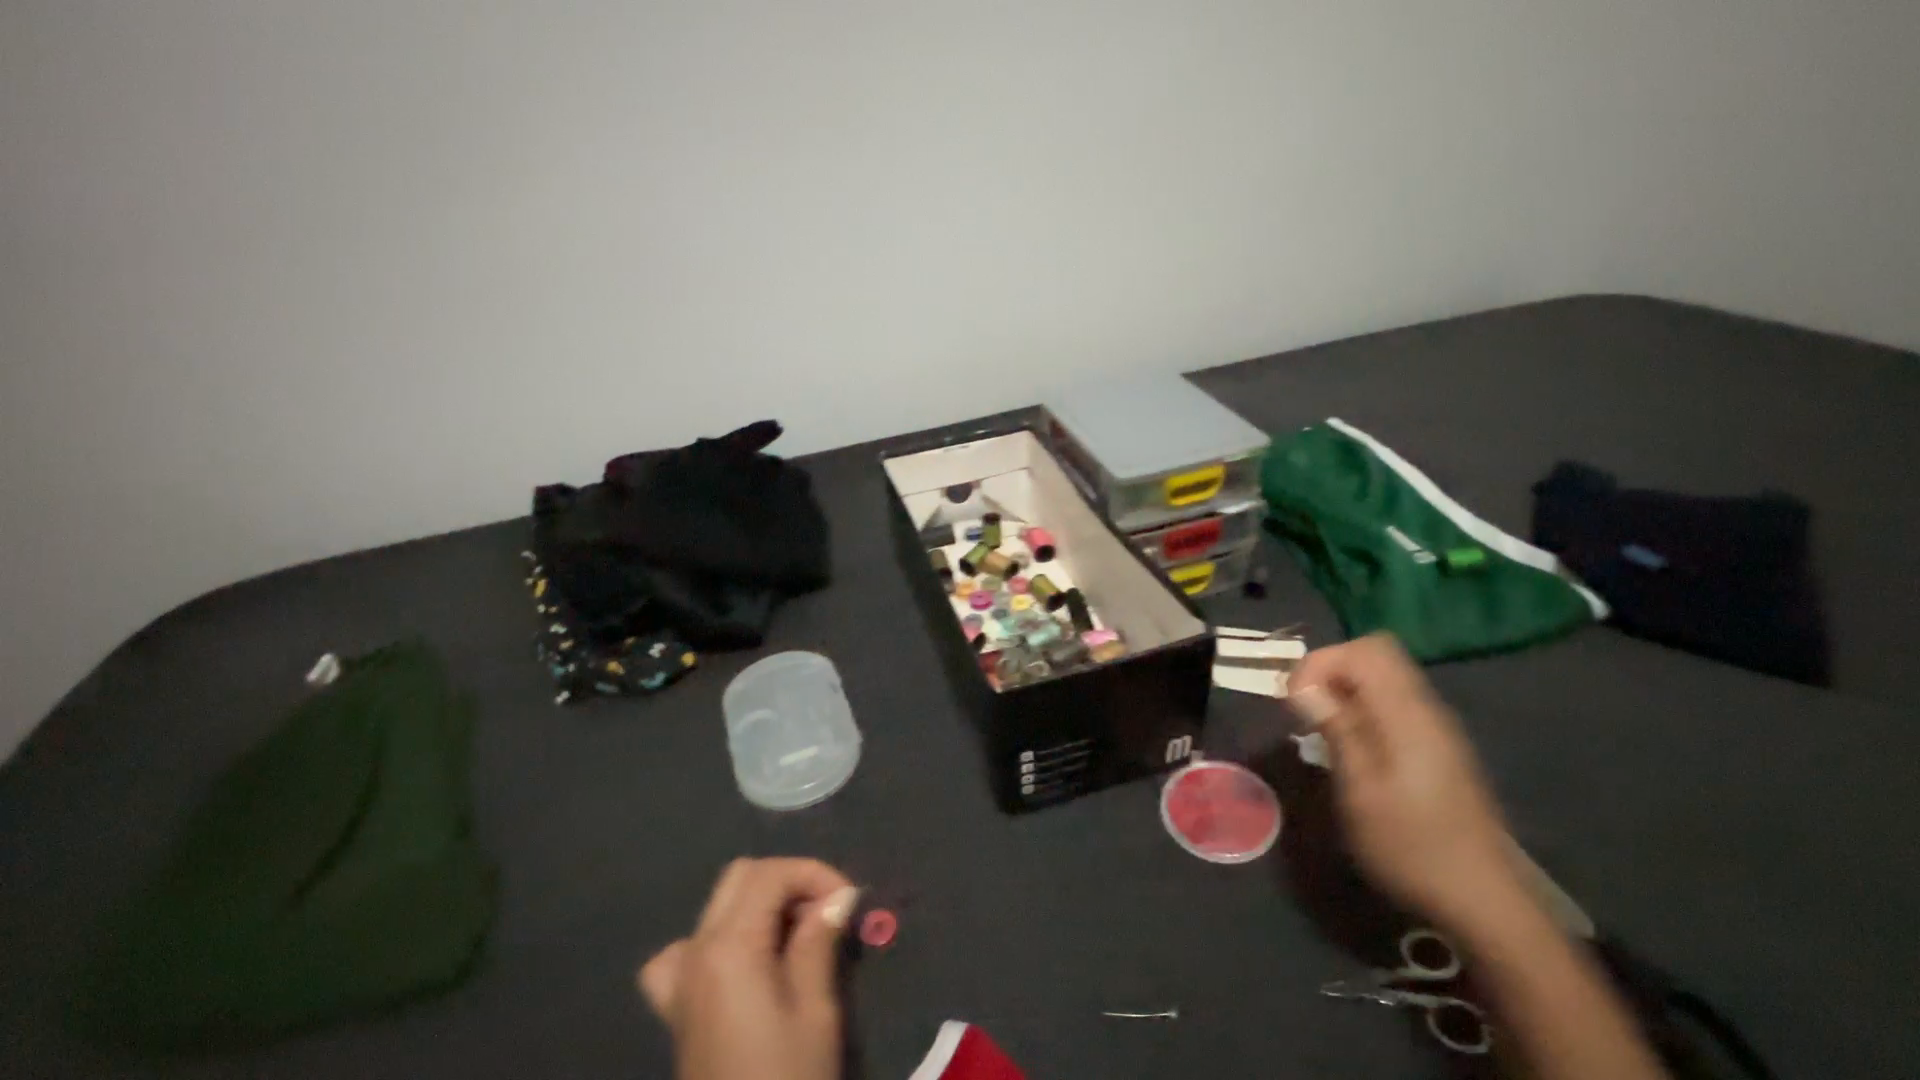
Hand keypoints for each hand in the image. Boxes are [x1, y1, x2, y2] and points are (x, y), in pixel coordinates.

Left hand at [638, 858, 858, 1079]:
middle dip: (790, 884)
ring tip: (798, 941)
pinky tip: (743, 966)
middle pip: (741, 878)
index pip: (770, 874)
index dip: (815, 874)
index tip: (850, 904)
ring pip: (717, 906)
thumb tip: (837, 898)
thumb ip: (818, 942)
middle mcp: (694, 950)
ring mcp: (677, 979)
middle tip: (829, 918)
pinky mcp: (675, 1007)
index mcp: (728, 947)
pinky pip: (685, 951)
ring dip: (761, 907)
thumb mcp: (815, 1011)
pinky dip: (718, 940)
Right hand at [1289, 634, 1522, 931]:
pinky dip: (1364, 712)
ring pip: (1386, 681)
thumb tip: (1305, 687)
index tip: (1293, 701)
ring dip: (1345, 693)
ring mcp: (1437, 730)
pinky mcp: (1439, 750)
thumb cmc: (1411, 846)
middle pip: (1377, 657)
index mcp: (1408, 715)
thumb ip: (1337, 730)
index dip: (1321, 662)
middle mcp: (1427, 711)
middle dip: (1330, 672)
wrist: (1481, 898)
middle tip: (1303, 712)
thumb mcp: (1360, 791)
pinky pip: (1395, 707)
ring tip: (1320, 733)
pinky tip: (1352, 752)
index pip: (1366, 650)